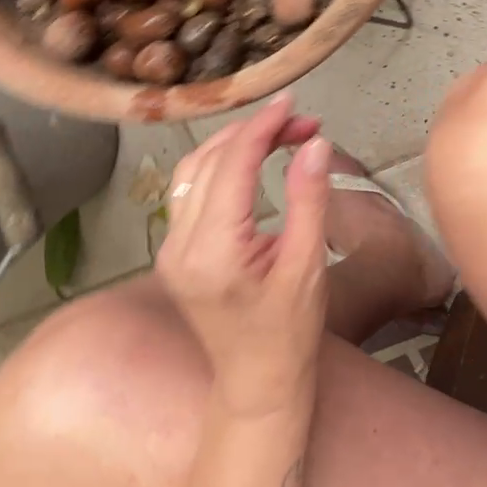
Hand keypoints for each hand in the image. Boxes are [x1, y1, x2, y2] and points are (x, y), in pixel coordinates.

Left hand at [155, 93, 329, 417]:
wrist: (257, 383)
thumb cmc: (290, 332)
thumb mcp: (307, 265)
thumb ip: (308, 200)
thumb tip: (315, 143)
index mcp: (213, 251)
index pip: (232, 165)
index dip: (262, 127)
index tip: (293, 103)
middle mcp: (180, 245)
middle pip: (208, 162)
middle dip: (253, 131)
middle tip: (301, 122)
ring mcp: (171, 249)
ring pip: (192, 172)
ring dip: (233, 144)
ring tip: (280, 133)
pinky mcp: (176, 252)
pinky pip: (190, 191)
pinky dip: (220, 165)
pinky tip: (251, 159)